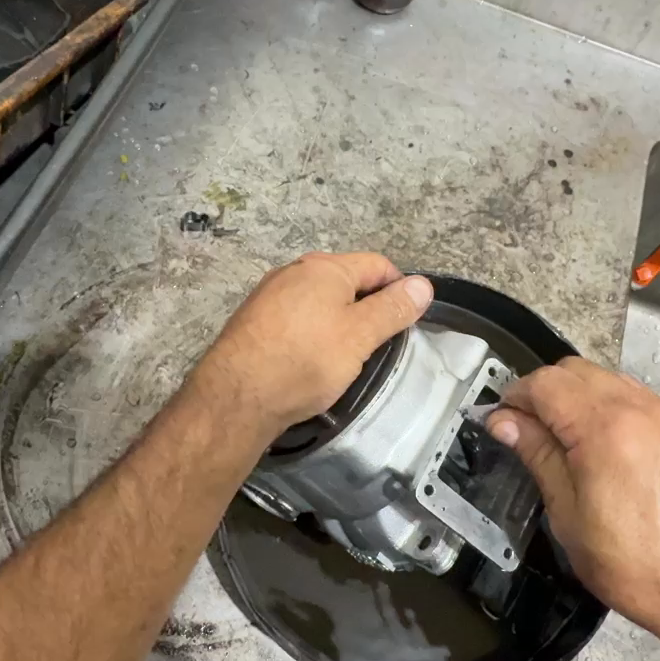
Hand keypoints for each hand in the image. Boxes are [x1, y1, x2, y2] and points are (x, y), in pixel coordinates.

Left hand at [188, 252, 432, 442]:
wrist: (237, 396)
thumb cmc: (305, 360)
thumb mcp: (360, 336)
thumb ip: (392, 308)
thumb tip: (423, 284)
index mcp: (324, 268)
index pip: (377, 264)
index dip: (399, 288)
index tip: (408, 320)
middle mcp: (293, 272)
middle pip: (346, 280)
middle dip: (367, 306)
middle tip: (379, 343)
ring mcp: (269, 295)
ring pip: (318, 301)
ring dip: (338, 321)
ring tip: (346, 356)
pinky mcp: (253, 321)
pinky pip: (295, 319)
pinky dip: (311, 334)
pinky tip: (310, 361)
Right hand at [487, 358, 659, 647]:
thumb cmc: (639, 567)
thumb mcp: (568, 515)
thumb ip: (537, 455)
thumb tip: (506, 422)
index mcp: (607, 431)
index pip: (546, 384)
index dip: (515, 397)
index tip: (500, 419)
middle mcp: (642, 410)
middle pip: (574, 371)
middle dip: (542, 391)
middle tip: (524, 427)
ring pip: (605, 378)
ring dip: (575, 395)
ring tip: (561, 436)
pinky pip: (635, 396)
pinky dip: (607, 405)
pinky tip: (599, 442)